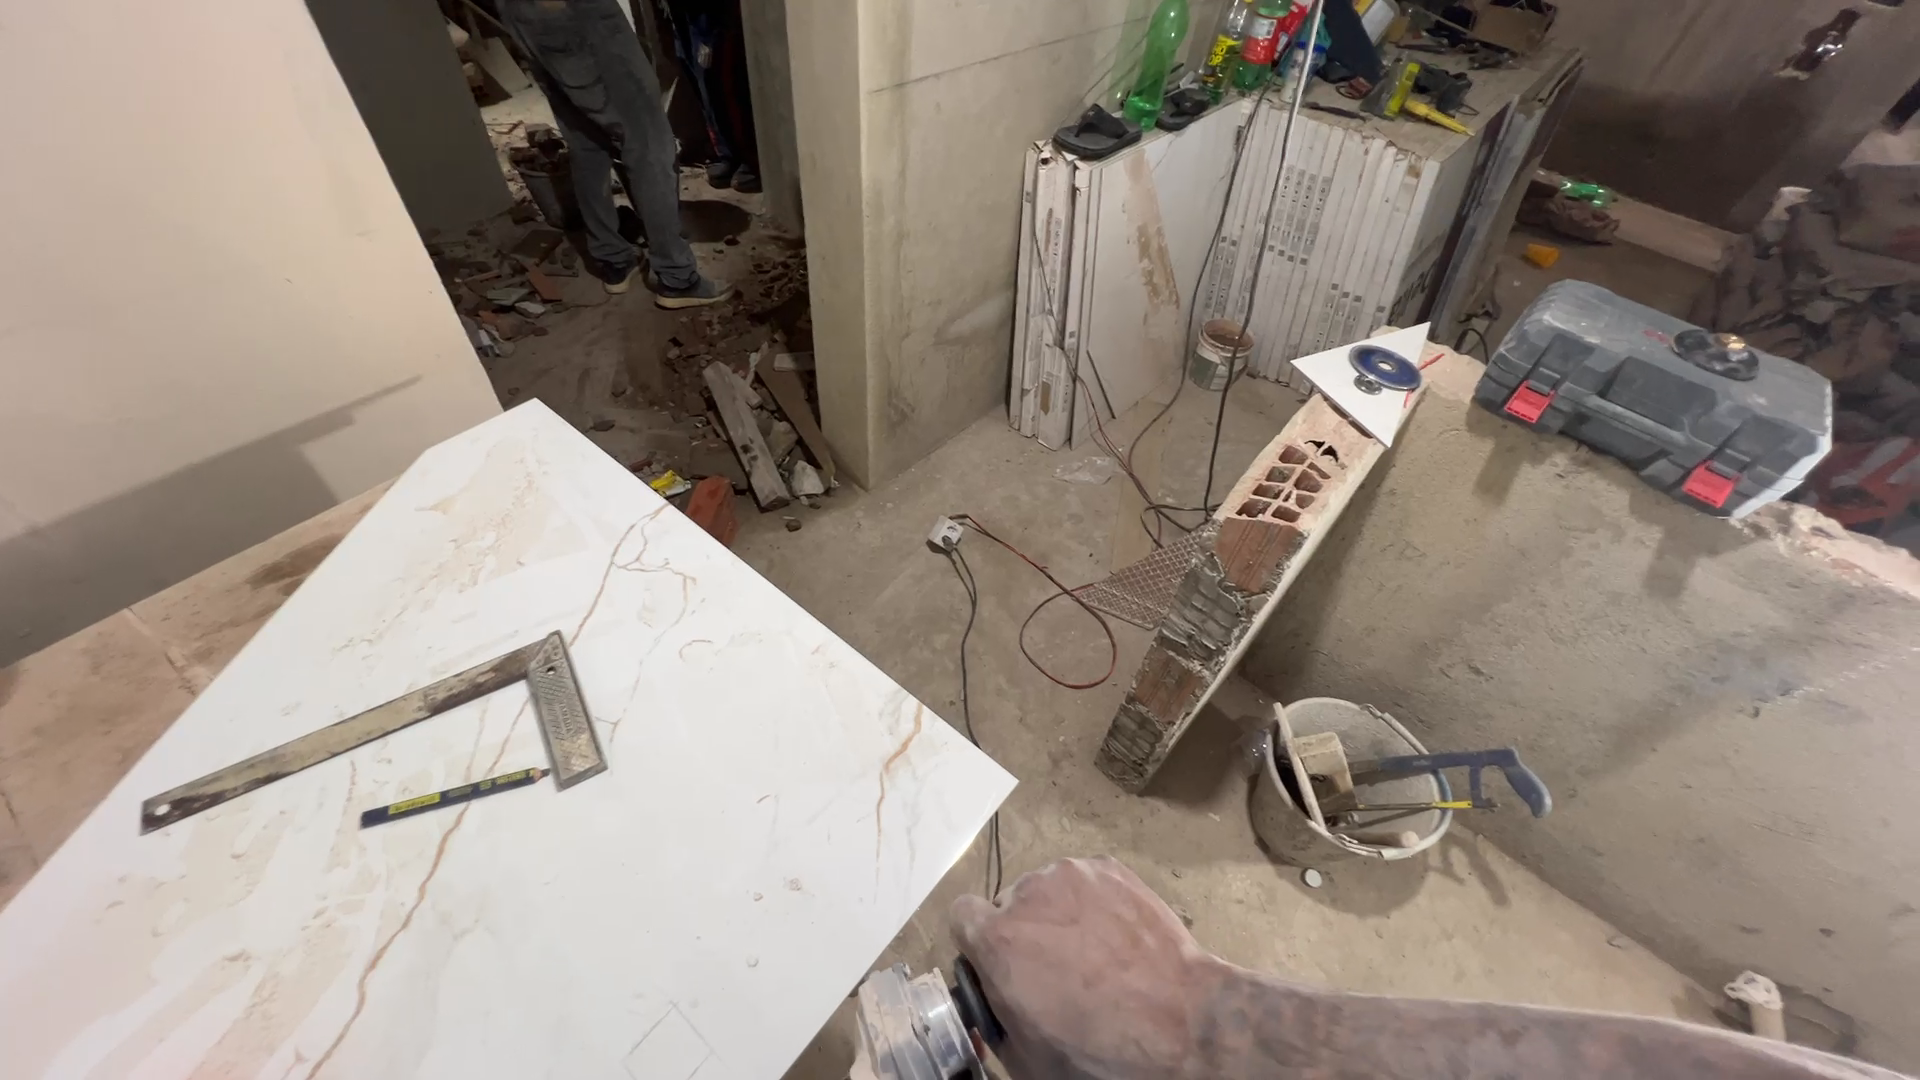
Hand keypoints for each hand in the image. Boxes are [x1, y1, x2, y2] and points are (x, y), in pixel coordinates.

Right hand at [948, 857, 1223, 1079]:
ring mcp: (1070, 873)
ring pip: (1047, 889)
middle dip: (1022, 930)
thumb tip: (991, 998)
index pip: (961, 914)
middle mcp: (1027, 893)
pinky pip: (1083, 881)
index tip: (998, 961)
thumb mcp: (1027, 1058)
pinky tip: (1117, 936)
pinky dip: (1092, 902)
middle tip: (1055, 967)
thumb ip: (994, 1015)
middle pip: (1008, 904)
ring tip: (1094, 951)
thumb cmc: (1101, 1051)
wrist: (1183, 1023)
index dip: (977, 939)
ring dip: (1056, 914)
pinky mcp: (1107, 866)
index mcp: (998, 940)